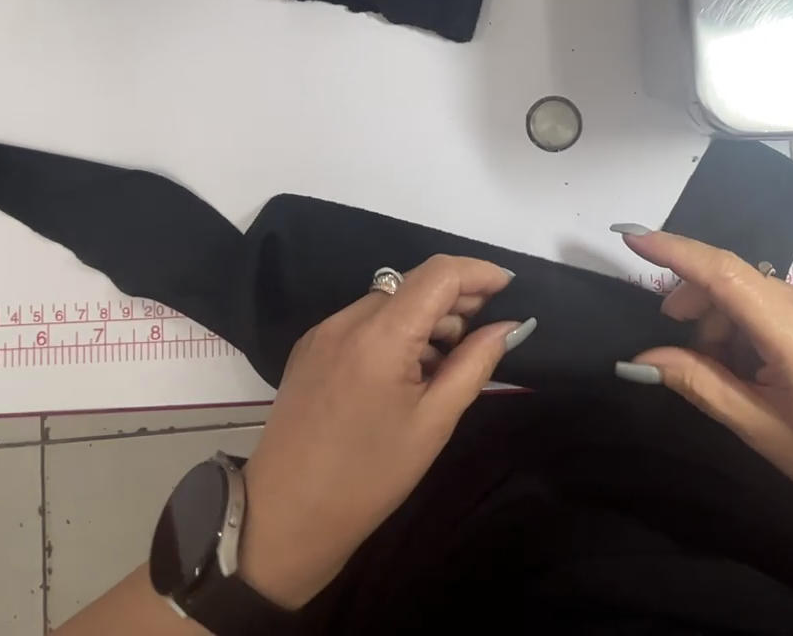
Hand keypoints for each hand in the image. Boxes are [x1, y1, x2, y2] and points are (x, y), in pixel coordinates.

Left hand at [236, 256, 531, 608]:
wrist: (284, 520)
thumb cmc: (369, 477)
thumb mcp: (434, 422)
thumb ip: (475, 363)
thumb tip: (509, 325)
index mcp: (380, 335)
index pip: (439, 273)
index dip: (479, 272)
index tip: (509, 288)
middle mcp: (348, 319)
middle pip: (413, 281)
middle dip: (456, 297)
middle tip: (484, 334)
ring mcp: (324, 331)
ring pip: (390, 299)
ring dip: (426, 316)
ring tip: (446, 362)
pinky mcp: (311, 348)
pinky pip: (365, 320)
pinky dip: (396, 330)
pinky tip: (409, 371)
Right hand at [617, 230, 792, 517]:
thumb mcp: (759, 428)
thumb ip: (698, 383)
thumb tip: (641, 359)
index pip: (724, 274)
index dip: (674, 251)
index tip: (631, 238)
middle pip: (732, 278)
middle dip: (692, 299)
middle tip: (674, 344)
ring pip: (749, 289)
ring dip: (718, 315)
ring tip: (720, 368)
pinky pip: (770, 301)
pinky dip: (743, 321)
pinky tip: (747, 363)